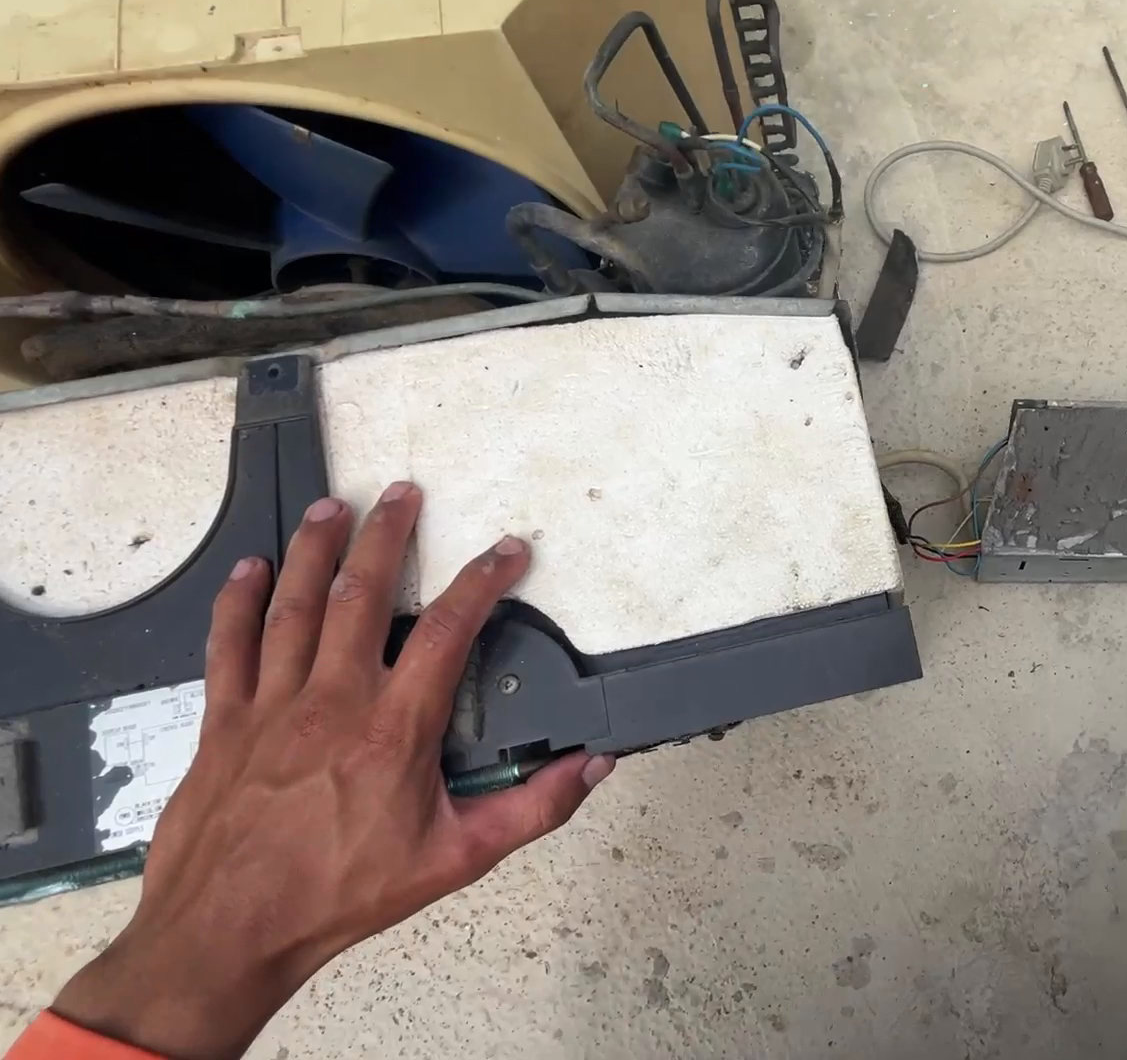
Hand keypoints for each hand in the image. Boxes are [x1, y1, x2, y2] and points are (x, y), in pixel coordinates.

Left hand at [51, 484, 614, 1059]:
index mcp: (395, 726)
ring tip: (334, 507)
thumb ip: (537, 807)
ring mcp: (270, 707)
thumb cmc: (347, 892)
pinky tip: (251, 569)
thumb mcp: (462, 856)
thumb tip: (597, 765)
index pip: (448, 630)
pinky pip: (228, 649)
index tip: (508, 551)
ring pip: (292, 609)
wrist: (225, 939)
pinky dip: (238, 604)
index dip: (483, 581)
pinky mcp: (223, 724)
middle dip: (386, 537)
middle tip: (405, 493)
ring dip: (314, 551)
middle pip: (360, 597)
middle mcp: (332, 701)